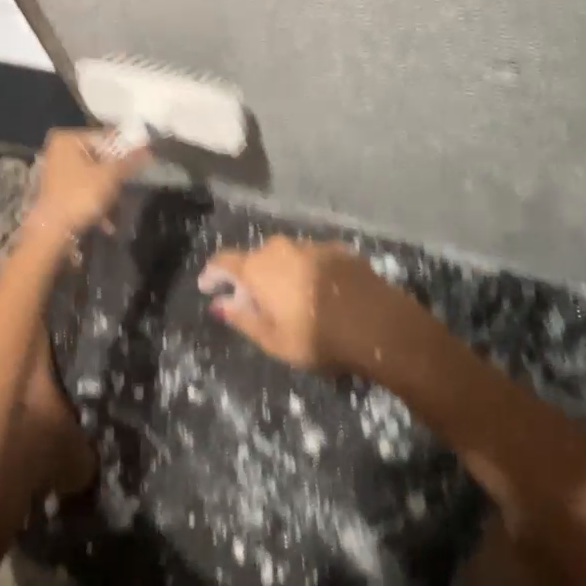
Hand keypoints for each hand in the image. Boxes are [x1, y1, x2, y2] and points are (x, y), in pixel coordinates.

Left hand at [22, 128, 148, 248]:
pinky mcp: (58, 191)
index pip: (105, 138)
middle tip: (130, 186)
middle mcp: (59, 150)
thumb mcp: (109, 177)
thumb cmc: (79, 197)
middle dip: (116, 176)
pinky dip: (96, 203)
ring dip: (108, 193)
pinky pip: (84, 191)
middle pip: (99, 158)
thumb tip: (148, 147)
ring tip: (118, 208)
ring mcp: (56, 171)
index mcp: (67, 139)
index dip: (125, 151)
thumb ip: (129, 161)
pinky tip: (108, 222)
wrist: (51, 232)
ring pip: (93, 177)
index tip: (142, 163)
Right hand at [197, 237, 411, 371]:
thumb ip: (242, 319)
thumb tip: (219, 305)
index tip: (206, 287)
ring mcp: (312, 246)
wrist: (379, 324)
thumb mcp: (272, 339)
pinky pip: (313, 260)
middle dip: (249, 278)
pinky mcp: (340, 251)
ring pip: (286, 257)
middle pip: (255, 258)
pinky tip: (320, 292)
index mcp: (257, 268)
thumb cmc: (317, 336)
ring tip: (289, 298)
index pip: (223, 262)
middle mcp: (280, 248)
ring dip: (281, 274)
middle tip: (252, 301)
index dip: (212, 274)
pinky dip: (309, 273)